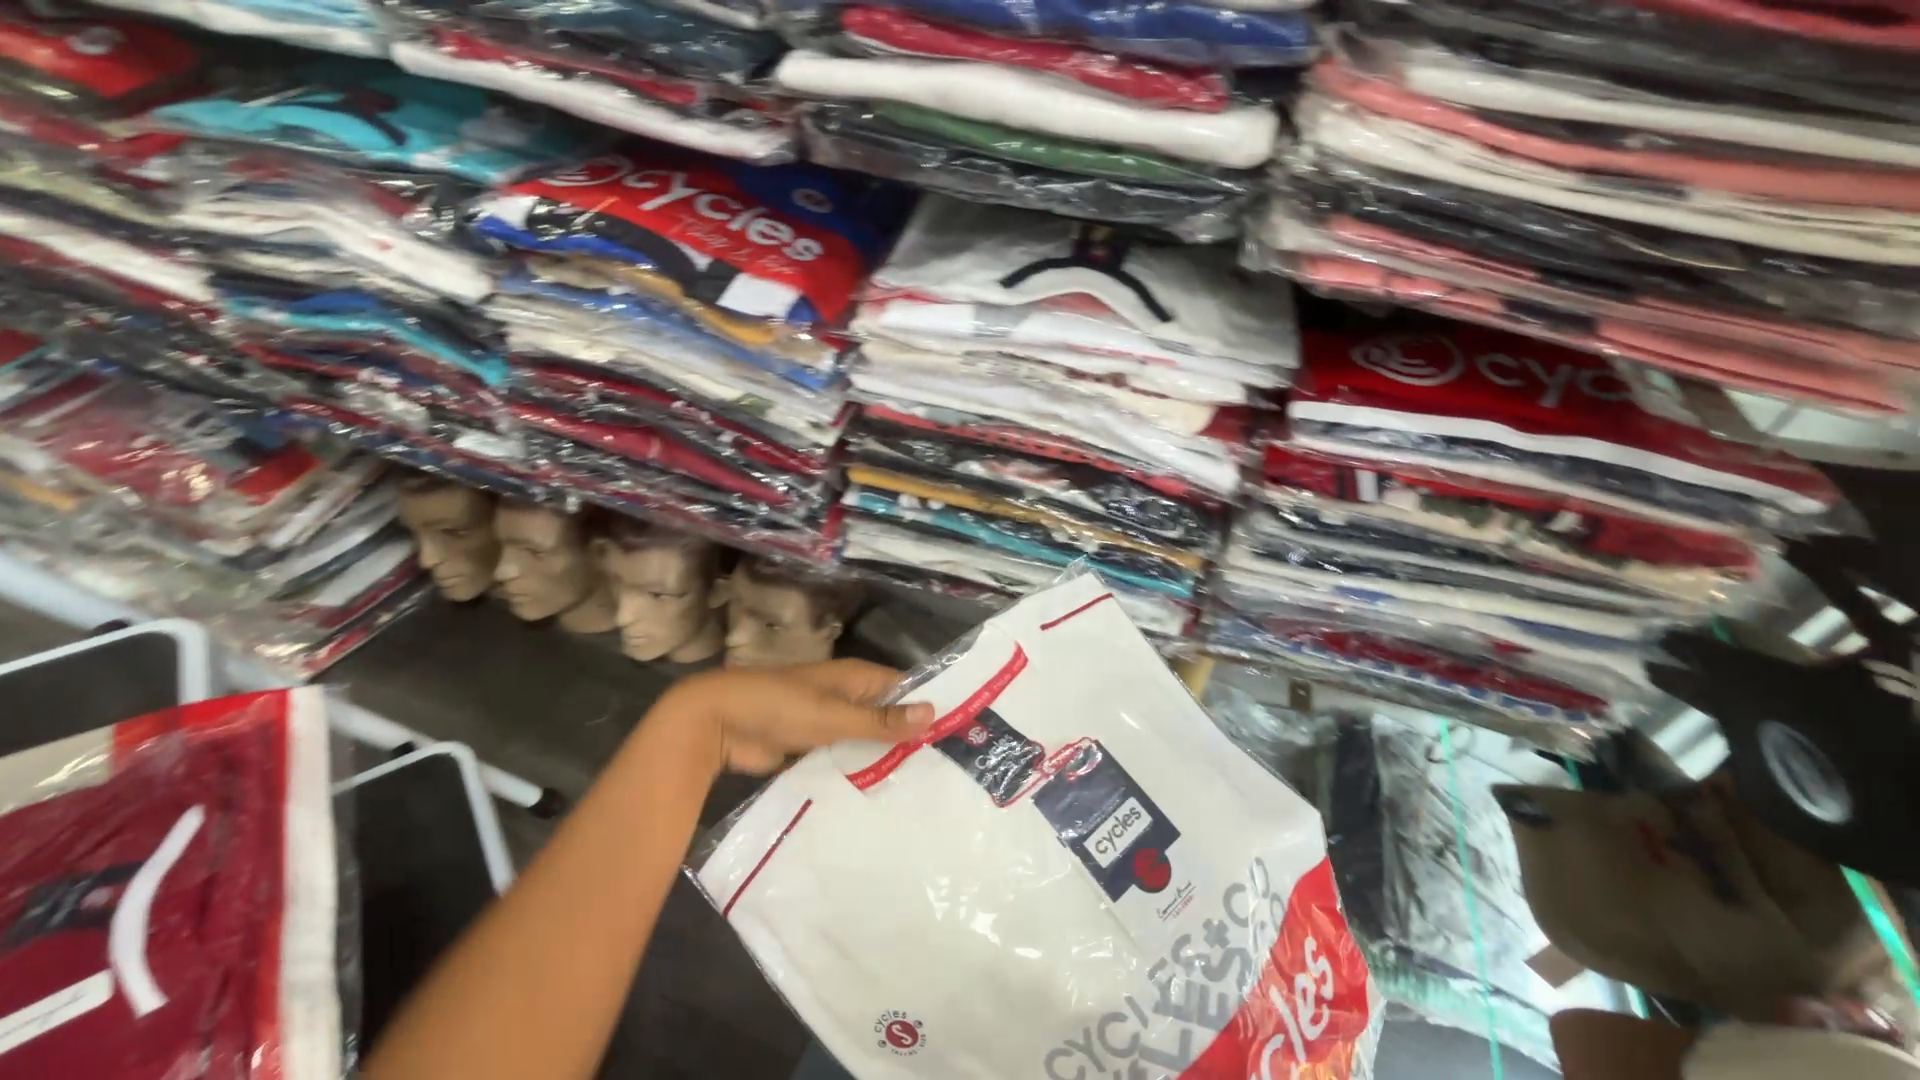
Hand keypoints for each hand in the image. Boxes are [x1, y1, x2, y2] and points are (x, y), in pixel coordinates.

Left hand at [658, 660, 934, 776]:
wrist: (719, 723)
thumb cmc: (780, 707)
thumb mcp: (834, 715)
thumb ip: (881, 719)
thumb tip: (934, 713)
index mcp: (856, 678)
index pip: (905, 688)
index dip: (929, 707)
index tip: (962, 734)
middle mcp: (847, 697)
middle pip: (888, 717)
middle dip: (911, 740)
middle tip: (951, 773)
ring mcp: (829, 724)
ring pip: (867, 742)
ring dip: (885, 760)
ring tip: (926, 791)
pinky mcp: (812, 749)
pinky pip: (844, 761)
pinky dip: (859, 774)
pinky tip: (883, 799)